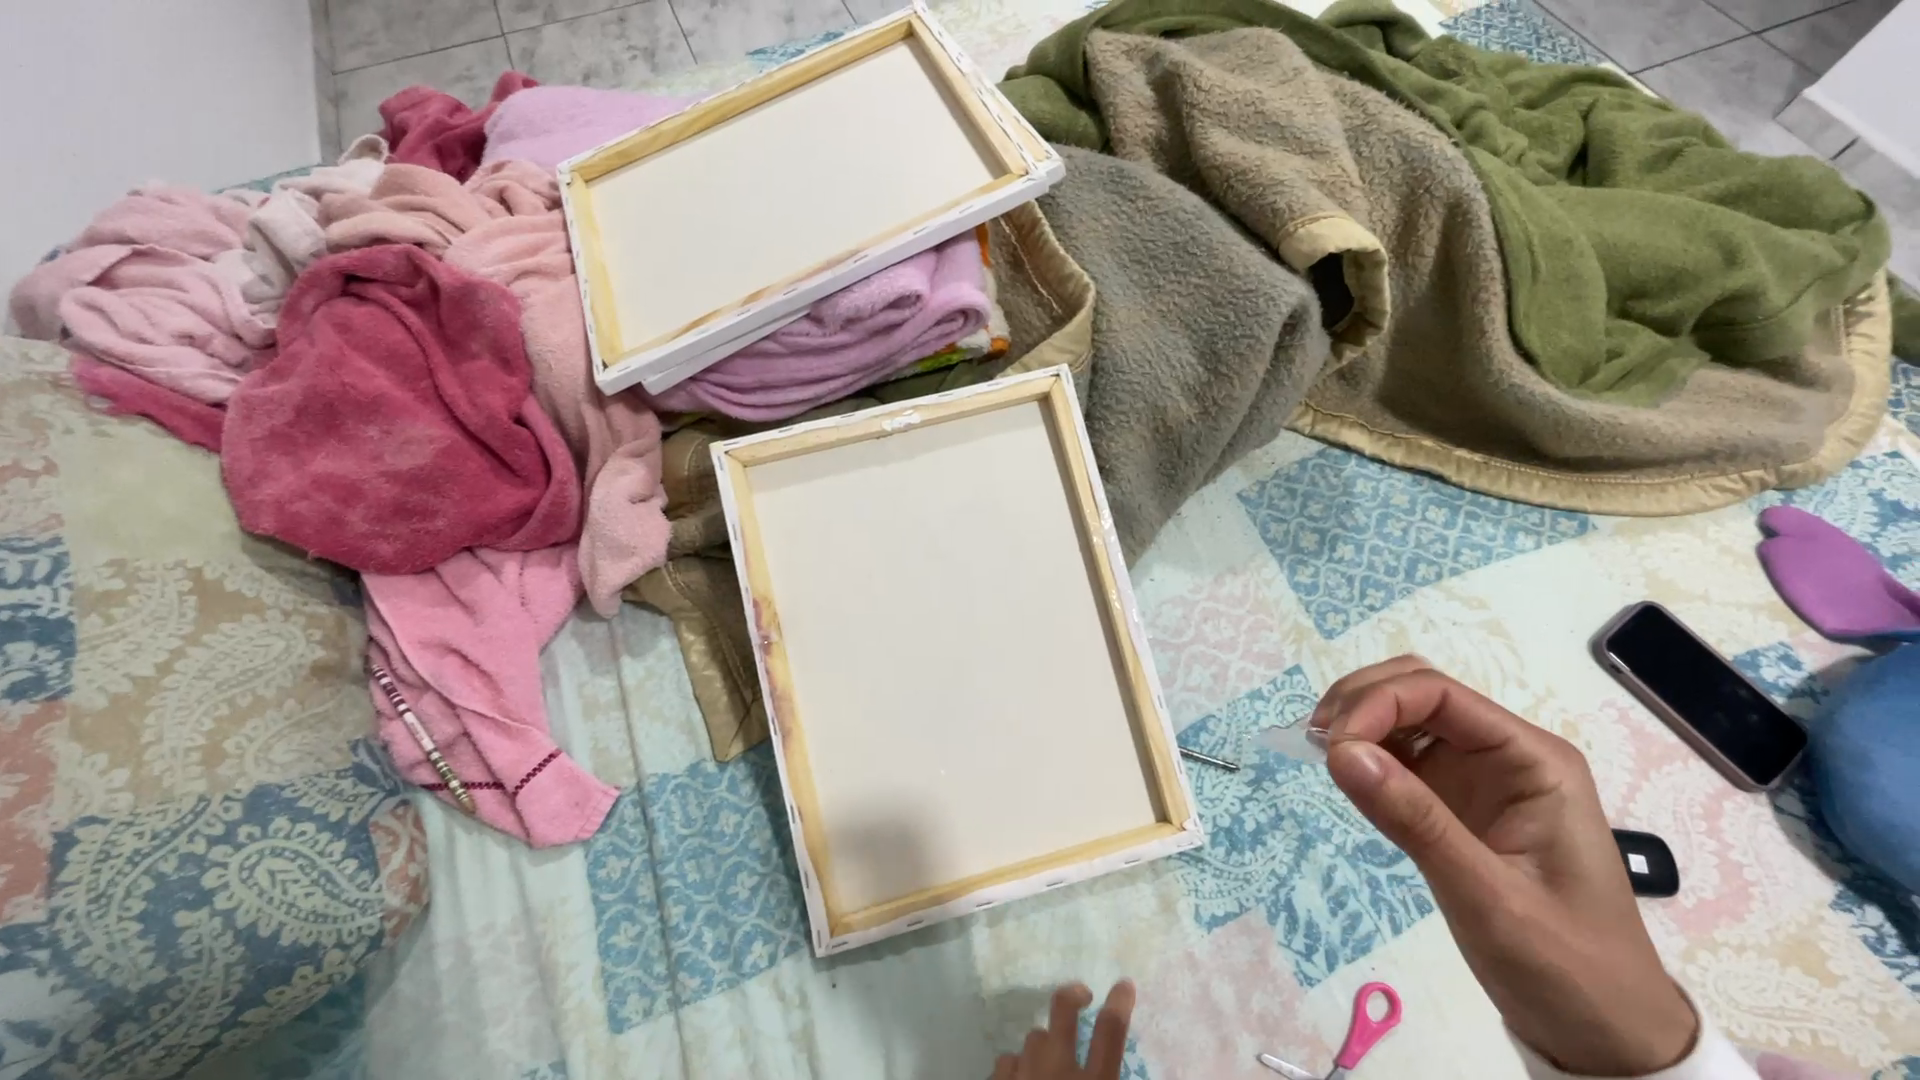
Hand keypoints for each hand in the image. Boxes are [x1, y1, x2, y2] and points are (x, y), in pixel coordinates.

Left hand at [990, 980, 1134, 1079]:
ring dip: (1042, 1046)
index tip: (1124, 984)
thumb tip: (1107, 1062)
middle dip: (1072, 994)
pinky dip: (1016, 1068)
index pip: (1110, 1031)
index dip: (1119, 1002)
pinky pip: (1007, 1062)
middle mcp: (1057, 1069)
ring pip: (1034, 1037)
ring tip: (1047, 1061)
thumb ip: (1105, 1075)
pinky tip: (1019, 1077)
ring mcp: (1023, 1071)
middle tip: (1081, 992)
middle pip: (1062, 1009)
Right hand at [1314, 657, 1697, 1076]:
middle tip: (1316, 742)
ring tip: (1319, 753)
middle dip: (1362, 700)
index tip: (1331, 749)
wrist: (1604, 1030)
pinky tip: (1343, 773)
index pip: (1439, 694)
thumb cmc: (1565, 966)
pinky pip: (1401, 754)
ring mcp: (1479, 775)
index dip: (1376, 704)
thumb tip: (1339, 752)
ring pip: (1406, 714)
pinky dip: (1365, 752)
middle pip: (1420, 688)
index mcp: (1532, 760)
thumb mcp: (1488, 898)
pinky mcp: (1455, 800)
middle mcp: (1505, 753)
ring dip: (1358, 720)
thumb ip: (1415, 821)